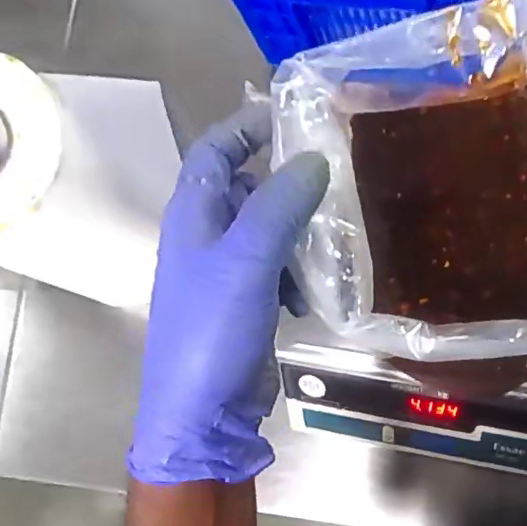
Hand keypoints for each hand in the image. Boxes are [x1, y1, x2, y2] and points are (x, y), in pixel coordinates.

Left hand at [127, 104, 329, 483]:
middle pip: (246, 193)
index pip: (215, 152)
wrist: (203, 409)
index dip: (246, 128)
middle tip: (333, 181)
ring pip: (268, 236)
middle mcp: (206, 240)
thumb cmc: (213, 330)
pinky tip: (314, 291)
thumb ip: (277, 207)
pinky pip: (276, 274)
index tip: (290, 116)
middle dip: (286, 185)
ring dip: (298, 234)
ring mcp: (226, 277)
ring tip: (333, 239)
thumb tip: (313, 161)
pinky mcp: (246, 308)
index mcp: (193, 217)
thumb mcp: (246, 261)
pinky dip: (297, 275)